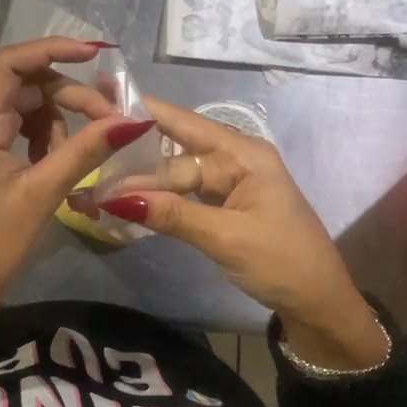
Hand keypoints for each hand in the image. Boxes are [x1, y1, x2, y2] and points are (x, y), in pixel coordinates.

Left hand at [0, 37, 156, 355]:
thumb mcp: (46, 191)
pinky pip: (31, 128)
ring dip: (66, 120)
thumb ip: (87, 150)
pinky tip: (65, 161)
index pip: (10, 64)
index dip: (51, 49)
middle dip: (73, 95)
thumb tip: (133, 120)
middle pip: (30, 84)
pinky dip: (54, 137)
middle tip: (112, 120)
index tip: (93, 53)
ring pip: (34, 106)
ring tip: (86, 152)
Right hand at [95, 97, 386, 370]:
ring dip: (141, 184)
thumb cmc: (281, 262)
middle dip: (133, 164)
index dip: (143, 115)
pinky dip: (157, 201)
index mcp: (243, 154)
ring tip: (98, 185)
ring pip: (174, 176)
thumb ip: (171, 214)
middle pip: (173, 156)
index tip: (102, 102)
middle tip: (89, 170)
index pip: (183, 126)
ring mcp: (226, 183)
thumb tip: (114, 197)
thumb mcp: (226, 238)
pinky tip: (128, 203)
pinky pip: (181, 195)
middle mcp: (233, 160)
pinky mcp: (221, 206)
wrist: (317, 303)